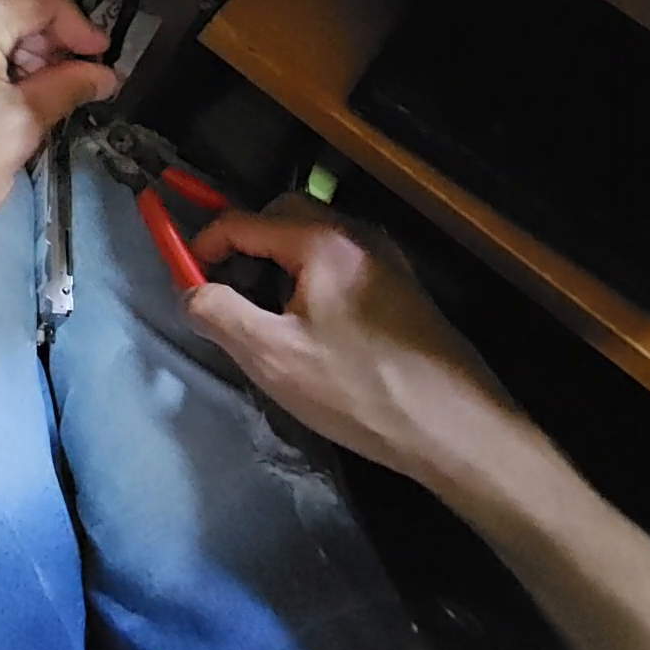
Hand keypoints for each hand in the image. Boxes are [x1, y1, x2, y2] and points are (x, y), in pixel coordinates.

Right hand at [183, 200, 518, 491]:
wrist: (462, 435)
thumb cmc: (359, 390)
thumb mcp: (272, 357)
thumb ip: (218, 313)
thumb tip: (190, 291)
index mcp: (321, 242)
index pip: (242, 220)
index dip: (205, 244)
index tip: (187, 278)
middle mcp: (356, 236)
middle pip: (280, 214)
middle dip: (243, 243)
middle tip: (226, 287)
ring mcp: (385, 259)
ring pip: (310, 238)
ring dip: (274, 260)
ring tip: (264, 311)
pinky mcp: (401, 288)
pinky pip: (337, 261)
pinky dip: (306, 275)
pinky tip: (309, 325)